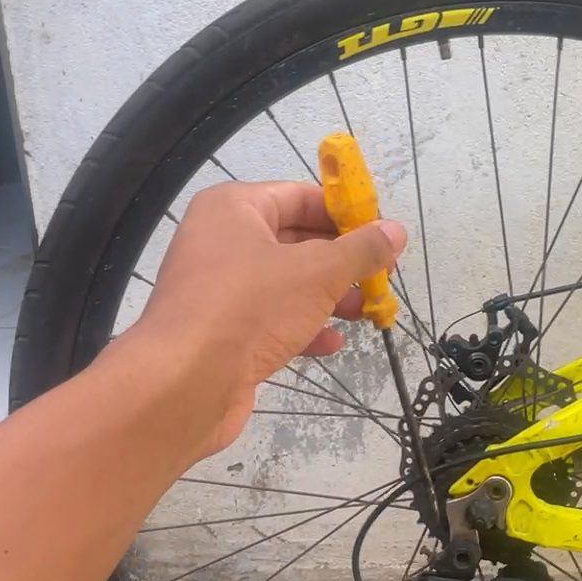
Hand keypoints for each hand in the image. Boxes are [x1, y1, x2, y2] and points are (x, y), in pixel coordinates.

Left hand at [105, 181, 406, 455]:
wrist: (184, 384)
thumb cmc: (250, 309)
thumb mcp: (318, 272)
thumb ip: (361, 250)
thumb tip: (396, 230)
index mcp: (234, 209)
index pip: (300, 196)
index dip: (345, 213)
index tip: (382, 235)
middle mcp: (222, 242)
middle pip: (296, 241)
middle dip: (342, 262)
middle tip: (381, 278)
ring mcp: (220, 290)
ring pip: (287, 284)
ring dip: (330, 297)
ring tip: (367, 313)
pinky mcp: (223, 332)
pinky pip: (271, 319)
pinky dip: (303, 327)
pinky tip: (332, 343)